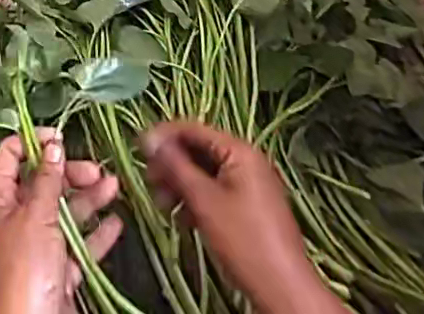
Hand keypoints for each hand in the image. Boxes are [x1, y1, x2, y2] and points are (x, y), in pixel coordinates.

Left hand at [0, 129, 122, 313]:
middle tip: (96, 170)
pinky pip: (77, 244)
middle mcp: (17, 217)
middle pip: (42, 182)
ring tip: (114, 187)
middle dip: (69, 172)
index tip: (60, 137)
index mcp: (0, 199)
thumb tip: (53, 143)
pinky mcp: (57, 269)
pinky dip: (95, 233)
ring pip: (63, 211)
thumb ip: (46, 178)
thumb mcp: (36, 215)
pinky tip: (116, 224)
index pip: (10, 155)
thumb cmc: (26, 267)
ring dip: (88, 198)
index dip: (32, 141)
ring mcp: (37, 244)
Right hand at [144, 121, 335, 313]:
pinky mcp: (249, 207)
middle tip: (150, 183)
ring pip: (204, 173)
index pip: (193, 129)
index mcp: (239, 151)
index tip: (138, 149)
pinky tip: (182, 219)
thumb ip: (175, 165)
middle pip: (197, 151)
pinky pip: (215, 191)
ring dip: (180, 185)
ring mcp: (249, 185)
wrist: (286, 294)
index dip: (163, 136)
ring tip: (164, 205)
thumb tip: (147, 137)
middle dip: (171, 165)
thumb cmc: (244, 241)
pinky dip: (196, 200)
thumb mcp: (203, 200)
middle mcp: (246, 161)